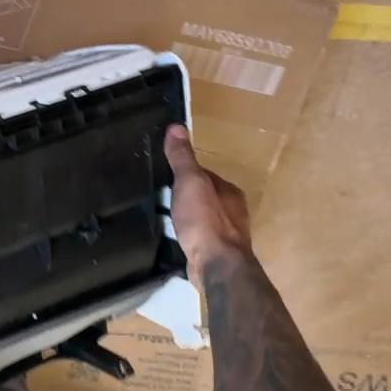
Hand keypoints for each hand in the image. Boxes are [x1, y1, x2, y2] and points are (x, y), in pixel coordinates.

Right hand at [162, 124, 251, 276]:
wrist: (216, 265)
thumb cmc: (205, 221)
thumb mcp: (190, 183)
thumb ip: (183, 158)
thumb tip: (177, 126)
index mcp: (229, 191)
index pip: (203, 174)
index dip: (183, 172)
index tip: (163, 174)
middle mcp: (233, 210)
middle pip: (203, 195)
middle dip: (183, 194)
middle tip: (158, 194)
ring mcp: (226, 233)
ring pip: (201, 216)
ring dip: (185, 215)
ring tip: (162, 215)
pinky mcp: (216, 251)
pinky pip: (198, 235)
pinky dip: (186, 233)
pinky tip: (173, 236)